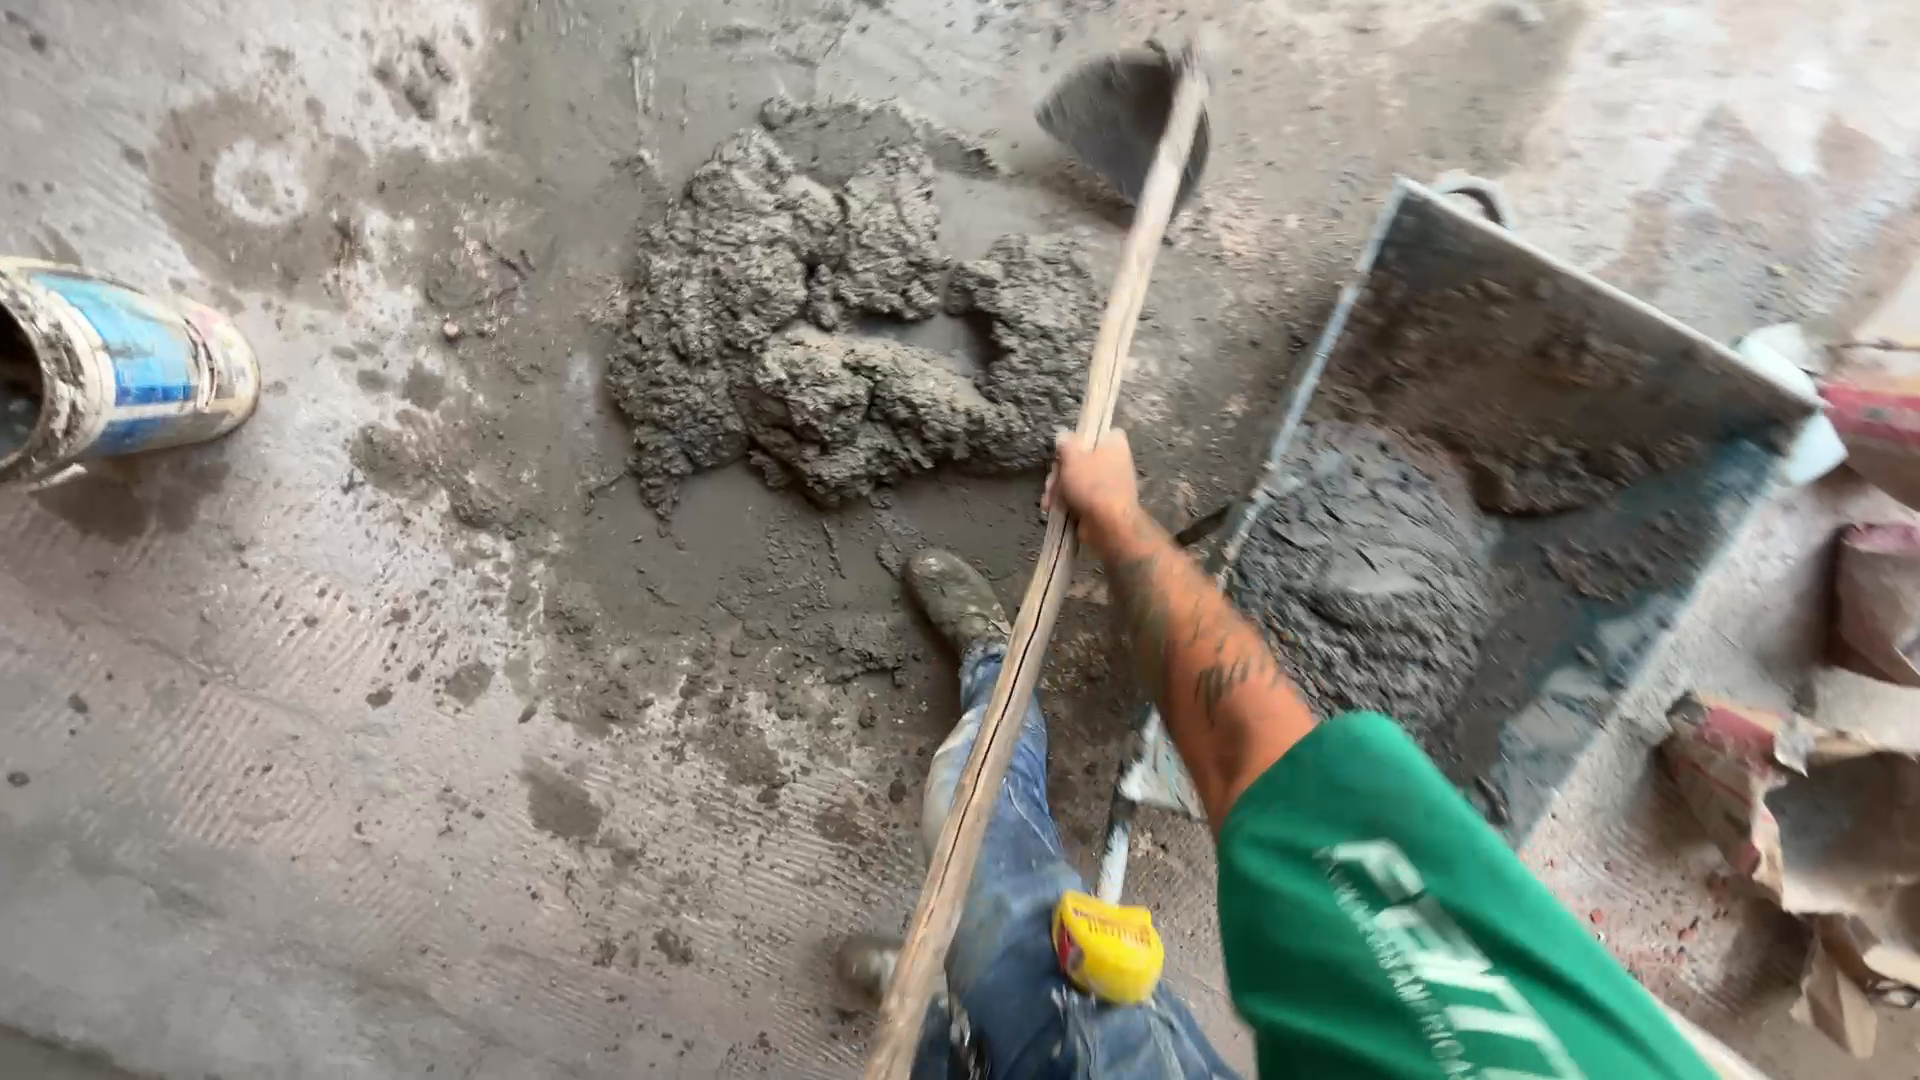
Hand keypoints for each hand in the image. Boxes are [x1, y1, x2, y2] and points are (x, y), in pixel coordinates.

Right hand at [1043, 429, 1140, 545]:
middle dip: (1060, 472)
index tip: (1065, 450)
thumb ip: (1066, 443)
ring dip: (1058, 489)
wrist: (1108, 526)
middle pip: (1080, 459)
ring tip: (1049, 501)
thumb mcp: (1073, 457)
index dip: (1081, 439)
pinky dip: (1064, 502)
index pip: (1100, 433)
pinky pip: (1078, 497)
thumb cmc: (1092, 485)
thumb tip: (1064, 435)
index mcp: (1114, 445)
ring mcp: (1107, 485)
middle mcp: (1114, 462)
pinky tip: (1051, 509)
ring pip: (1075, 480)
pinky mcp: (1099, 504)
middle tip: (1052, 482)